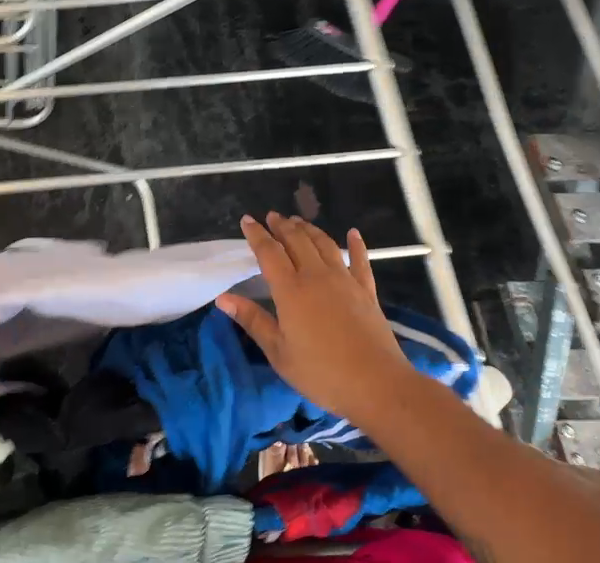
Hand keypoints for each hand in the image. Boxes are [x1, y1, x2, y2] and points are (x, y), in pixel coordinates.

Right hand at [217, 214, 412, 430]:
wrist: (377, 385)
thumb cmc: (321, 373)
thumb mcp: (279, 353)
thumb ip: (253, 320)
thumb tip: (223, 298)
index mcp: (290, 290)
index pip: (269, 252)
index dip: (256, 234)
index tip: (247, 220)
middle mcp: (316, 276)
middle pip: (297, 241)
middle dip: (282, 226)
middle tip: (272, 216)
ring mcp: (344, 280)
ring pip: (324, 244)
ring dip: (309, 229)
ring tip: (298, 221)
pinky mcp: (366, 291)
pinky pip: (360, 260)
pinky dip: (355, 244)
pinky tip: (353, 233)